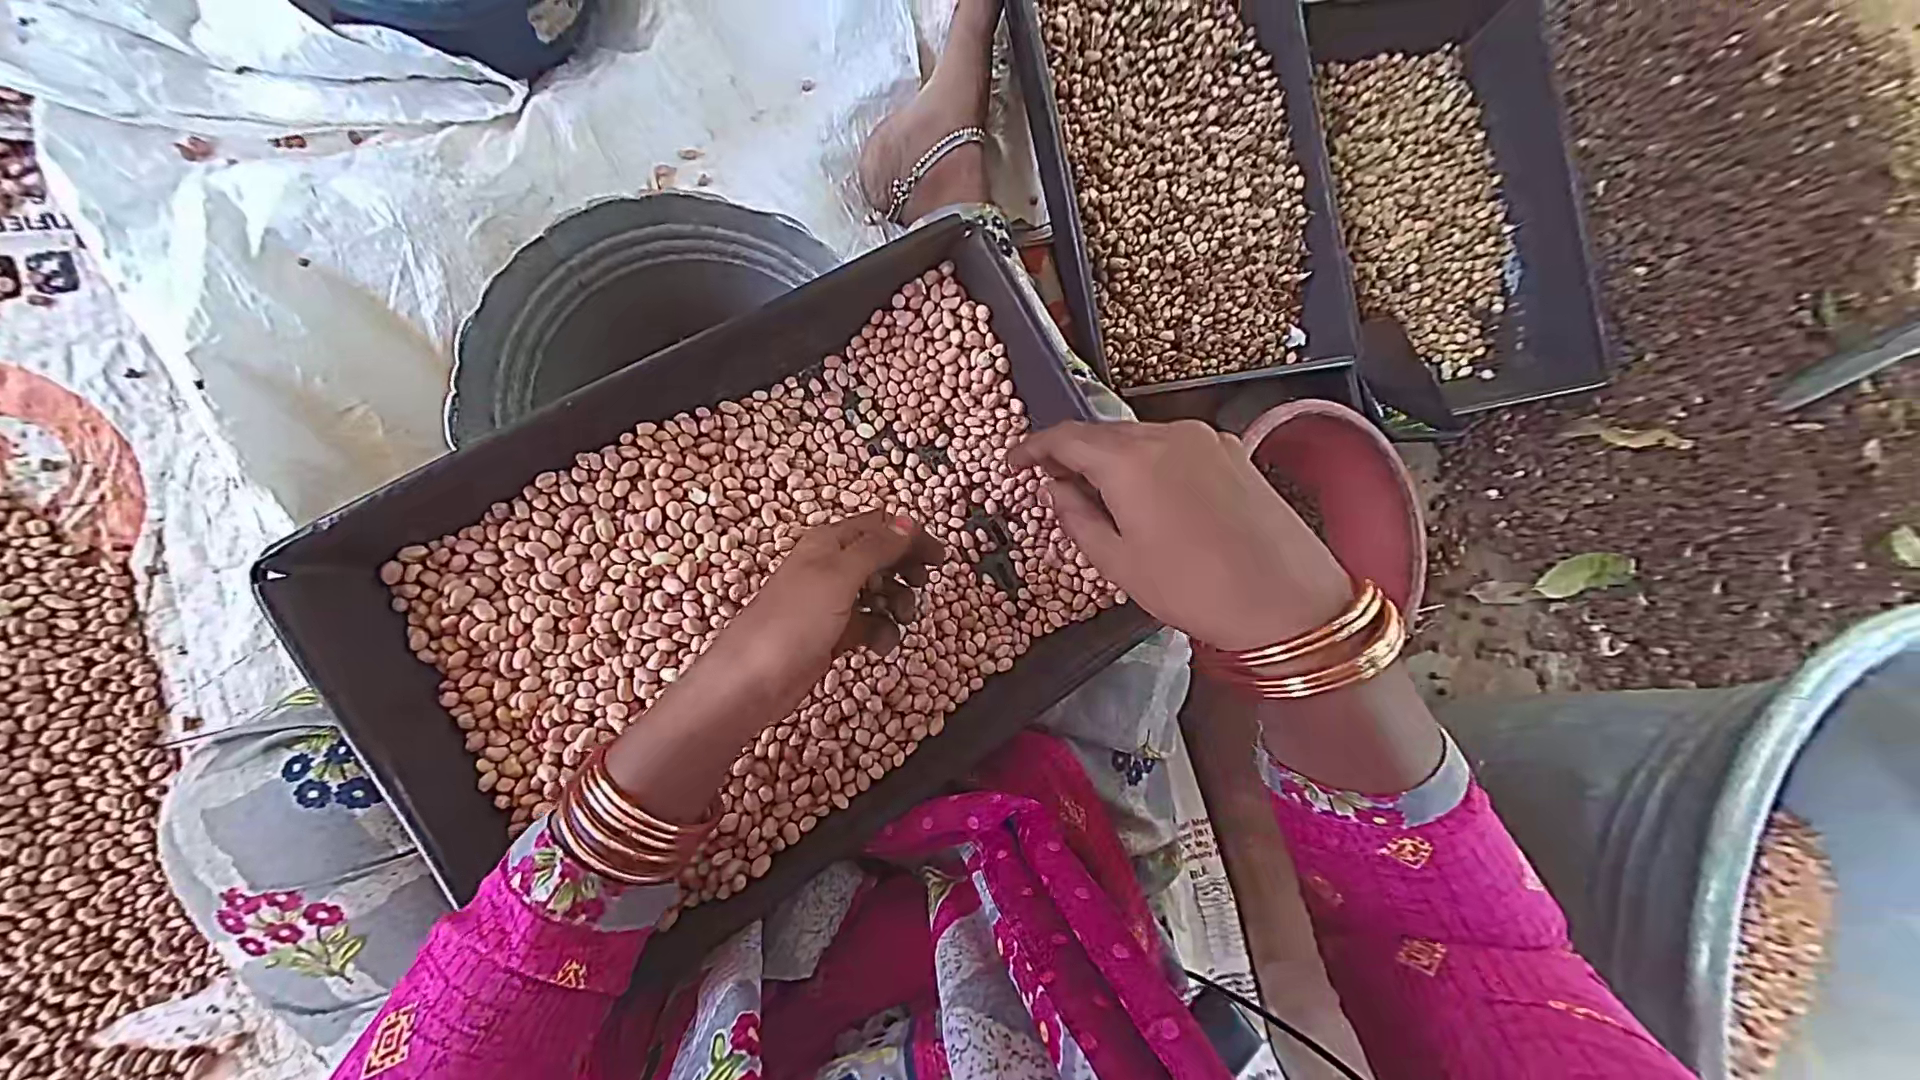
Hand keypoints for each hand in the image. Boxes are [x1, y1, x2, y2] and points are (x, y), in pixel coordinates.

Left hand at [603, 512, 945, 819]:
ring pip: (881, 592)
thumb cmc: (793, 621)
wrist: (751, 682)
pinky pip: (870, 623)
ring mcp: (833, 601)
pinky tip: (881, 646)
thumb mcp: (839, 576)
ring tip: (900, 619)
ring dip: (898, 603)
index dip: (912, 537)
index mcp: (830, 542)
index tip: (940, 558)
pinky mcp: (834, 633)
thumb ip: (877, 547)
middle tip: (921, 586)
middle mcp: (832, 566)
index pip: (881, 526)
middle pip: (883, 557)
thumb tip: (908, 522)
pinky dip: (881, 631)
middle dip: (907, 571)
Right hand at [1007, 420, 1349, 649]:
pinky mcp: (1232, 449)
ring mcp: (1204, 437)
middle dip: (1072, 455)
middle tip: (1054, 485)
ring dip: (1110, 459)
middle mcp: (1166, 433)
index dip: (1032, 448)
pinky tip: (1149, 493)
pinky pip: (1172, 445)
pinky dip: (1147, 461)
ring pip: (1138, 437)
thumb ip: (1076, 517)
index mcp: (1129, 460)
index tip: (1014, 464)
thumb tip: (1054, 488)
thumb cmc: (1192, 589)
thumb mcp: (1117, 563)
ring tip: (1101, 494)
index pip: (1065, 437)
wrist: (1290, 601)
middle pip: (1102, 433)